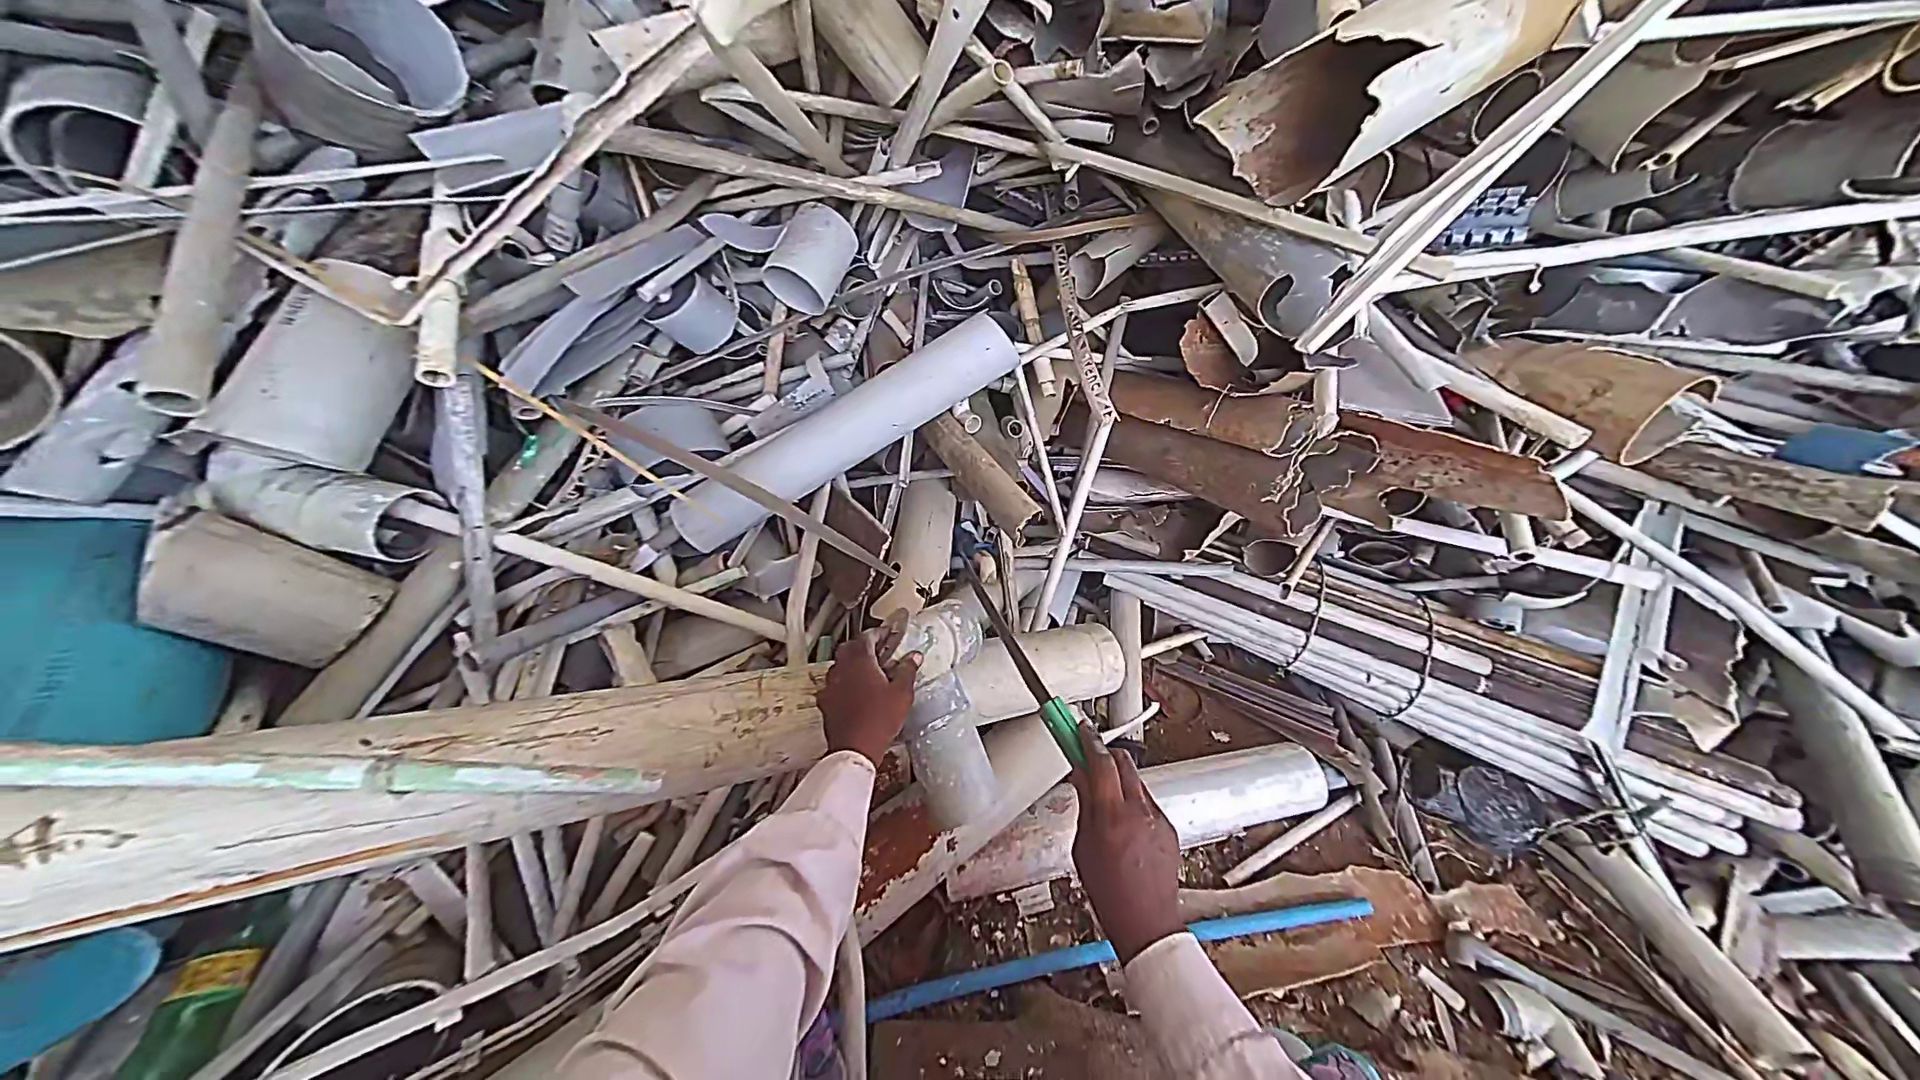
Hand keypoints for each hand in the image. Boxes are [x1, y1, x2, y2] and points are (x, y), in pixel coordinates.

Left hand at [817, 628, 920, 765]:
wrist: (855, 749)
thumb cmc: (879, 719)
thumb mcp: (902, 693)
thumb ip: (907, 670)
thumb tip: (914, 657)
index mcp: (860, 661)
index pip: (867, 637)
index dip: (879, 633)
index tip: (888, 635)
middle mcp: (841, 669)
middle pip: (849, 648)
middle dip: (863, 646)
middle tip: (879, 651)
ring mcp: (830, 685)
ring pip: (840, 666)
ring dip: (853, 664)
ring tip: (869, 671)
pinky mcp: (825, 702)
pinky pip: (834, 684)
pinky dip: (844, 683)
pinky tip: (855, 692)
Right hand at [1069, 721, 1184, 963]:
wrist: (1147, 923)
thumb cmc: (1110, 893)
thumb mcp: (1082, 846)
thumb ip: (1084, 805)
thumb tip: (1080, 777)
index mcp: (1113, 815)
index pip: (1101, 762)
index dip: (1088, 740)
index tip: (1079, 729)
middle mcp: (1139, 811)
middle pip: (1123, 763)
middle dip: (1106, 754)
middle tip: (1089, 755)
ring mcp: (1157, 818)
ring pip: (1136, 782)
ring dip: (1119, 779)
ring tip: (1104, 797)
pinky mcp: (1169, 828)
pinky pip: (1148, 802)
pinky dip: (1133, 801)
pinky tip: (1123, 822)